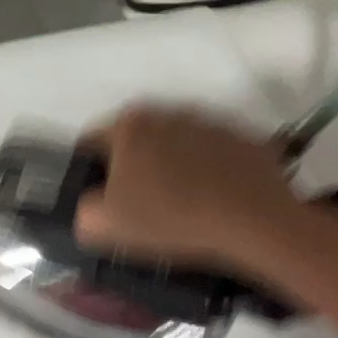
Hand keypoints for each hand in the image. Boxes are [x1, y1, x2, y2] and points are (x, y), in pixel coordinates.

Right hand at [74, 106, 304, 268]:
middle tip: (133, 197)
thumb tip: (93, 200)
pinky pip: (212, 150)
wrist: (256, 223)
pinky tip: (207, 196)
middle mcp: (168, 113)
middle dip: (129, 162)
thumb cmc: (169, 218)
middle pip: (134, 138)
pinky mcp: (248, 137)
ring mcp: (213, 121)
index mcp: (127, 127)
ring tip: (174, 197)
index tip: (97, 195)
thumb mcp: (99, 225)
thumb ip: (82, 206)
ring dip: (168, 162)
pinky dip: (205, 167)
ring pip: (174, 141)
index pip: (90, 142)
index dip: (88, 170)